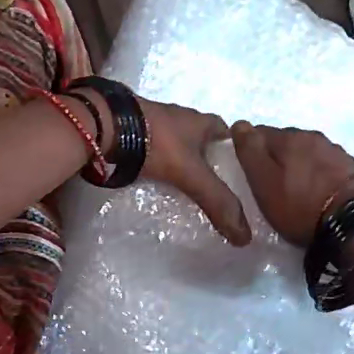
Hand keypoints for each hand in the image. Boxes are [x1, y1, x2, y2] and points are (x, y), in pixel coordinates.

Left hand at [136, 98, 251, 245]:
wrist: (108, 126)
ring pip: (175, 142)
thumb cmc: (158, 145)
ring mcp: (153, 121)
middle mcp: (180, 116)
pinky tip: (154, 177)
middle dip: (205, 157)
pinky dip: (155, 160)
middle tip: (208, 183)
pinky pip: (151, 147)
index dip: (233, 151)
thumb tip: (245, 237)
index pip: (227, 133)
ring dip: (179, 158)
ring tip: (182, 184)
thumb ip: (217, 202)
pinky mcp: (131, 130)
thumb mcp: (192, 175)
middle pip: (200, 138)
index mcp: (201, 121)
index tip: (236, 173)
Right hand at [229, 123, 353, 247]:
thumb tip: (239, 123)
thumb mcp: (263, 183)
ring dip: (297, 163)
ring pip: (306, 151)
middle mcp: (313, 136)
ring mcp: (335, 150)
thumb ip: (250, 152)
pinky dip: (315, 172)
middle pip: (285, 140)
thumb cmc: (298, 207)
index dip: (248, 149)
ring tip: (292, 188)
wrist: (351, 225)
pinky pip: (324, 164)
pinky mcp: (351, 167)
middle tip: (267, 182)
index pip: (258, 132)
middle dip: (274, 155)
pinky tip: (315, 190)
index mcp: (289, 138)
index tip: (245, 170)